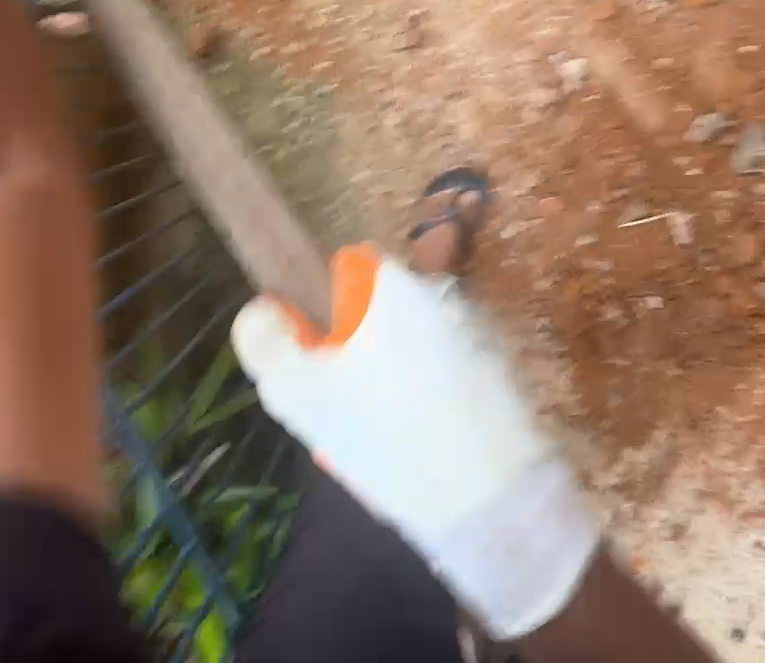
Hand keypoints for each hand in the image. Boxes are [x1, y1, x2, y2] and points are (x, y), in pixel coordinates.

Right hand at [231, 245, 598, 639]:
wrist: (489, 494)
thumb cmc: (386, 434)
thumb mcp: (301, 394)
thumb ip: (269, 342)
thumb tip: (261, 309)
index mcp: (394, 285)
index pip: (351, 269)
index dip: (332, 314)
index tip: (328, 360)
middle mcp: (441, 292)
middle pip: (386, 311)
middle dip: (366, 350)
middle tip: (354, 410)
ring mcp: (478, 329)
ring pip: (418, 343)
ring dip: (400, 374)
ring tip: (390, 437)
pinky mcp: (503, 367)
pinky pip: (452, 369)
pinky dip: (437, 394)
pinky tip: (427, 441)